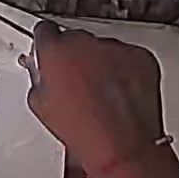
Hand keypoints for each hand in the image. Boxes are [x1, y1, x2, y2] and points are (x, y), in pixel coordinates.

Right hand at [24, 22, 164, 177]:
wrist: (123, 147)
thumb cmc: (82, 129)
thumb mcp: (39, 103)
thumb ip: (38, 76)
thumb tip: (42, 71)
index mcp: (54, 49)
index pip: (45, 30)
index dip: (47, 44)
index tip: (51, 52)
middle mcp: (83, 42)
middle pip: (75, 38)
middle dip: (75, 55)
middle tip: (78, 80)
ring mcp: (113, 48)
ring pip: (102, 48)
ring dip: (101, 61)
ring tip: (103, 90)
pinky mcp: (140, 57)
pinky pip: (128, 56)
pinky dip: (126, 69)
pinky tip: (120, 90)